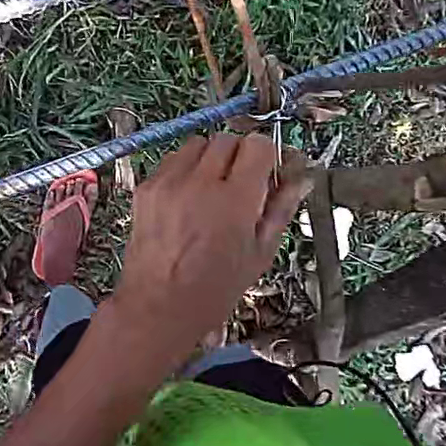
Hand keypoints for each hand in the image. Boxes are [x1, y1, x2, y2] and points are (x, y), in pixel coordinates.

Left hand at [102, 134, 307, 371]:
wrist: (158, 306)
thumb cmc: (212, 289)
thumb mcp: (260, 254)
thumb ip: (281, 208)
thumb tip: (299, 178)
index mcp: (234, 201)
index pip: (259, 146)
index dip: (267, 157)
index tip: (267, 173)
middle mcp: (199, 184)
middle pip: (228, 139)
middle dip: (240, 156)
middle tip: (242, 185)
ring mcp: (168, 183)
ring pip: (198, 144)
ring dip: (210, 159)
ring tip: (212, 192)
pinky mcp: (146, 188)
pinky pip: (172, 162)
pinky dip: (185, 172)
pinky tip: (188, 201)